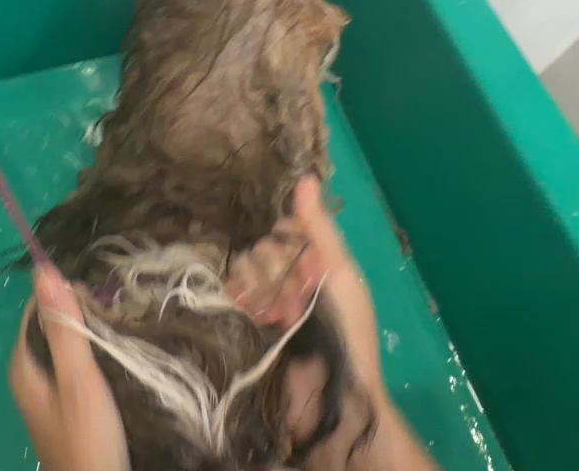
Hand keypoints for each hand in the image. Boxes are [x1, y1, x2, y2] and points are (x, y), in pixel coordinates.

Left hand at [8, 266, 131, 470]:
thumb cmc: (86, 435)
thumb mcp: (78, 377)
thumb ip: (62, 326)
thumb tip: (42, 269)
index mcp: (23, 363)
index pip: (39, 306)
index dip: (67, 295)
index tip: (100, 297)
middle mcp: (30, 372)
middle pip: (54, 323)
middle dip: (82, 313)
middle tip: (115, 314)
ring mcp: (48, 390)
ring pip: (68, 343)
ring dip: (91, 333)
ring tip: (121, 328)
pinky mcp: (66, 403)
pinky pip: (77, 362)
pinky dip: (94, 353)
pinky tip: (116, 353)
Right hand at [227, 178, 384, 393]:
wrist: (333, 401)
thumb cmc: (347, 333)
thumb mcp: (341, 274)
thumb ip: (319, 228)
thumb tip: (305, 177)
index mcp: (316, 262)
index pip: (286, 227)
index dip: (288, 239)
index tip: (302, 262)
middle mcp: (291, 276)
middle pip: (264, 247)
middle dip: (275, 270)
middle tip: (295, 299)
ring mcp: (269, 300)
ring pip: (245, 267)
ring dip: (260, 289)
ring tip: (277, 315)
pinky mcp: (248, 322)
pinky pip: (232, 293)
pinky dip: (241, 301)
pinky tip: (256, 316)